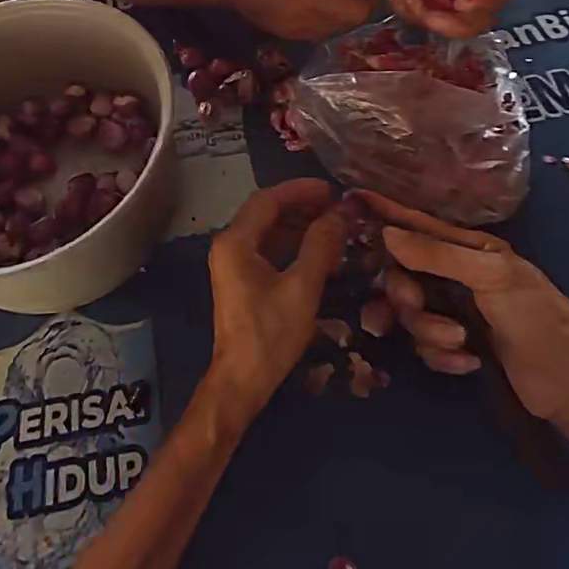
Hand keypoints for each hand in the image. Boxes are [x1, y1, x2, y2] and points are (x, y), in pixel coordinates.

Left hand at [205, 179, 346, 425]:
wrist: (242, 379)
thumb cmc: (270, 333)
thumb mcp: (301, 287)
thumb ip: (320, 246)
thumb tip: (340, 213)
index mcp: (235, 242)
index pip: (267, 200)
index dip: (299, 190)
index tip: (329, 189)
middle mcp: (228, 245)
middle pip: (265, 213)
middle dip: (301, 207)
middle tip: (336, 206)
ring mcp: (232, 262)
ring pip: (267, 231)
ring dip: (298, 226)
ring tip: (333, 226)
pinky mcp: (241, 278)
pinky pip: (267, 250)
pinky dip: (291, 246)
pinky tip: (318, 252)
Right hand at [355, 190, 568, 422]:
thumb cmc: (539, 318)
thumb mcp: (491, 277)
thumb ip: (436, 254)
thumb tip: (386, 233)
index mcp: (465, 248)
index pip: (414, 223)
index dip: (383, 211)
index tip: (349, 198)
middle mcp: (452, 275)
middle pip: (399, 274)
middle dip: (403, 293)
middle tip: (414, 304)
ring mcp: (452, 310)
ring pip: (408, 313)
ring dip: (427, 330)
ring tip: (458, 342)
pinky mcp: (454, 345)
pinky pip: (423, 345)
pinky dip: (441, 355)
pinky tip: (468, 362)